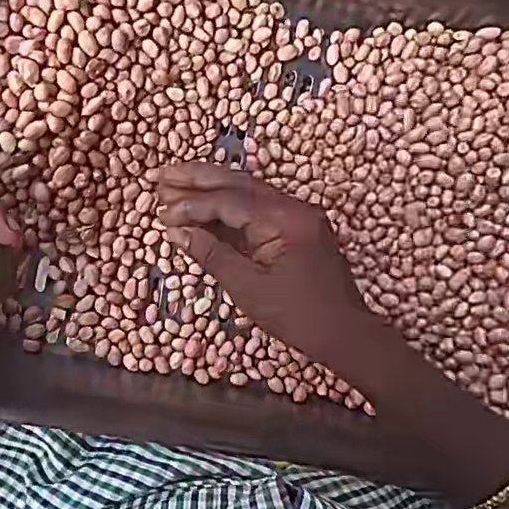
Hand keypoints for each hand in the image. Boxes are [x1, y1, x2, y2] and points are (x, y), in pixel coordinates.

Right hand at [155, 163, 379, 364]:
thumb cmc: (298, 317)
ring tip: (176, 184)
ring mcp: (298, 215)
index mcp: (284, 220)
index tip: (163, 212)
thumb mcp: (248, 289)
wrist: (346, 332)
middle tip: (162, 176)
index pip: (229, 202)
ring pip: (247, 192)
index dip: (192, 205)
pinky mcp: (297, 226)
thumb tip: (177, 232)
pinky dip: (228, 207)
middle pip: (239, 184)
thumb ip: (212, 255)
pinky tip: (204, 207)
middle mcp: (294, 208)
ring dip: (211, 188)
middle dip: (198, 179)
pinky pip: (257, 208)